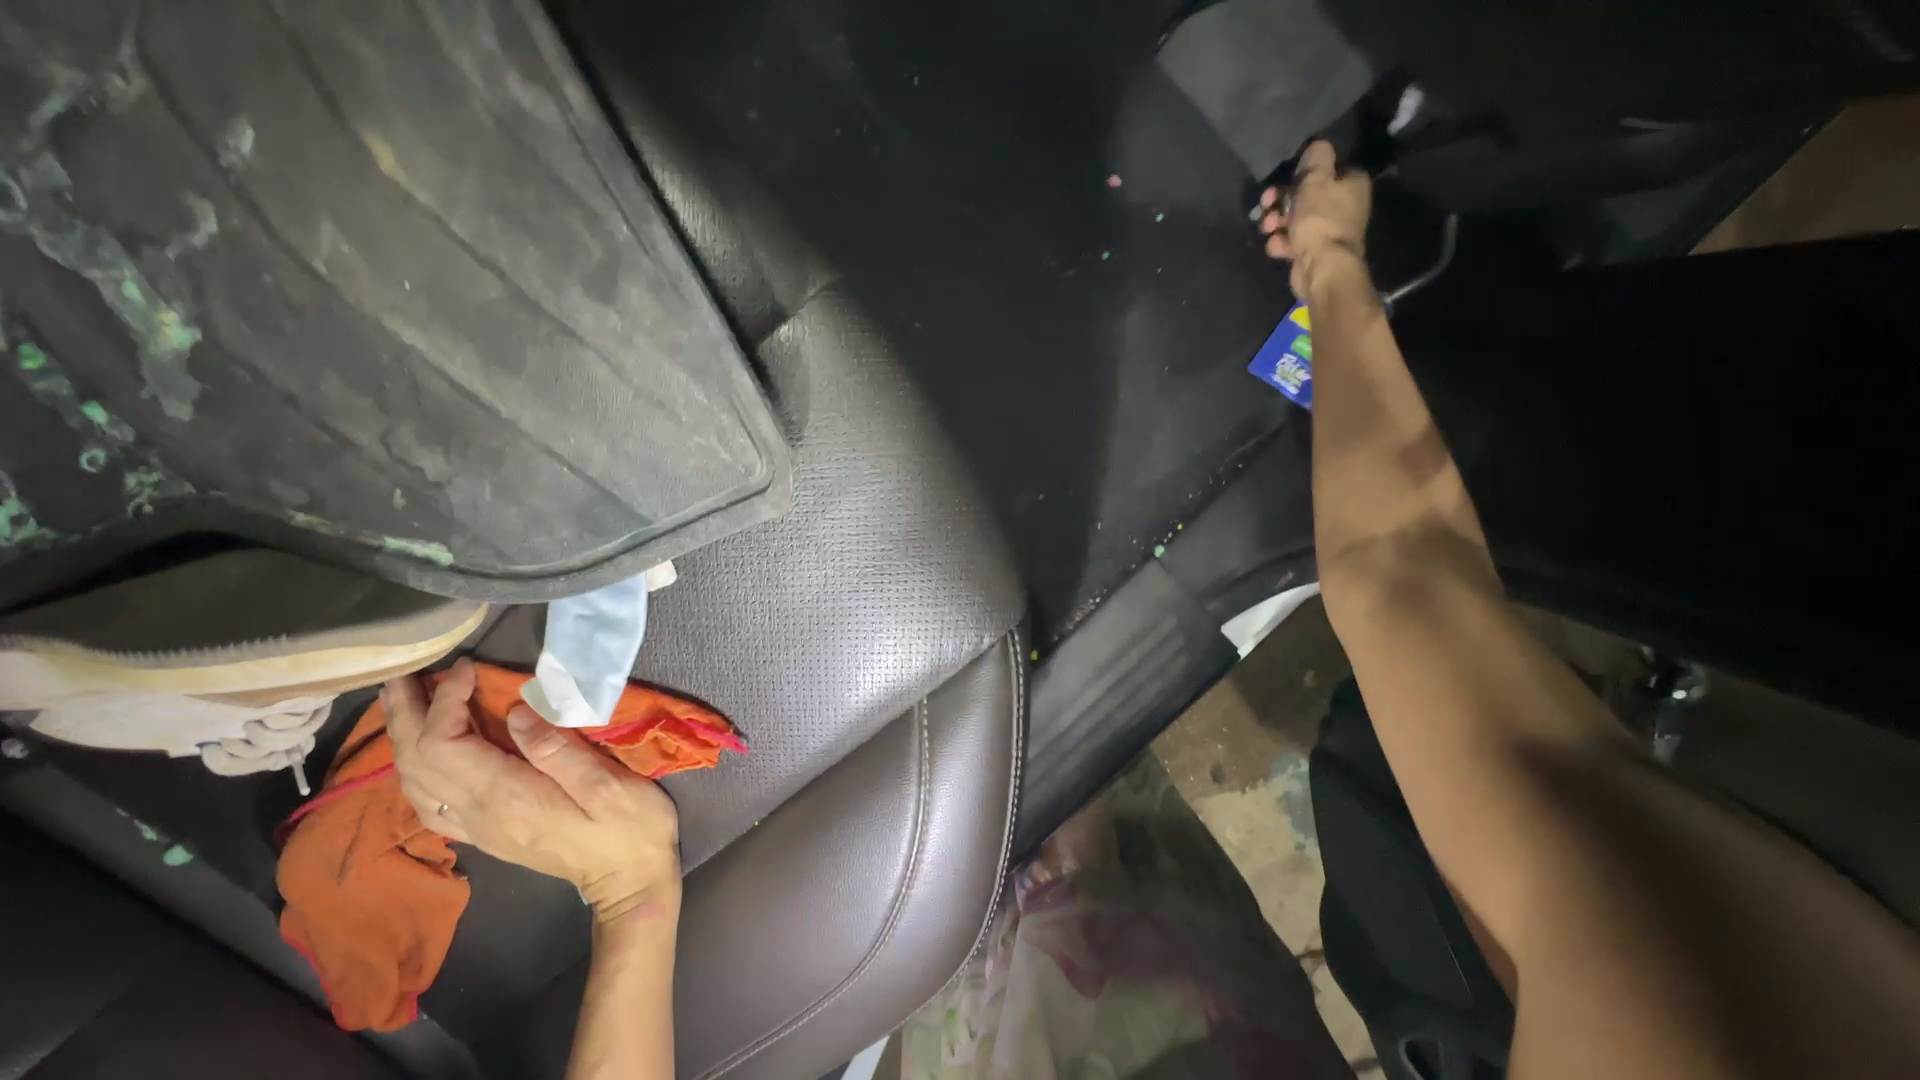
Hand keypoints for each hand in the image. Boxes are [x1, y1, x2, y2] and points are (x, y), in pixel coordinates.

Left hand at [384, 658, 681, 923]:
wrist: (629, 882)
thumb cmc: (629, 829)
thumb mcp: (608, 786)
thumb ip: (560, 750)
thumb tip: (517, 712)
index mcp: (505, 796)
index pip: (444, 743)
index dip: (445, 701)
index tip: (469, 667)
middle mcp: (478, 813)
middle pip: (416, 760)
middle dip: (406, 712)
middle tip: (404, 673)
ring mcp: (477, 827)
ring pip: (414, 780)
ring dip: (403, 737)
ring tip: (402, 702)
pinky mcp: (484, 832)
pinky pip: (428, 800)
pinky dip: (415, 768)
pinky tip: (421, 753)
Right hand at [1258, 139, 1372, 297]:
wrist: (1322, 267)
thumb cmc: (1320, 219)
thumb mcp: (1316, 180)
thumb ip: (1316, 158)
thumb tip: (1318, 145)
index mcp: (1351, 184)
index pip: (1328, 169)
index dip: (1304, 173)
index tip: (1286, 178)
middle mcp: (1344, 205)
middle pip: (1307, 195)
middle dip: (1282, 199)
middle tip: (1267, 202)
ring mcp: (1328, 230)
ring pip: (1296, 218)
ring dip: (1276, 221)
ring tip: (1267, 228)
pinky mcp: (1314, 251)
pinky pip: (1293, 240)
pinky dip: (1282, 242)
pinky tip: (1277, 246)